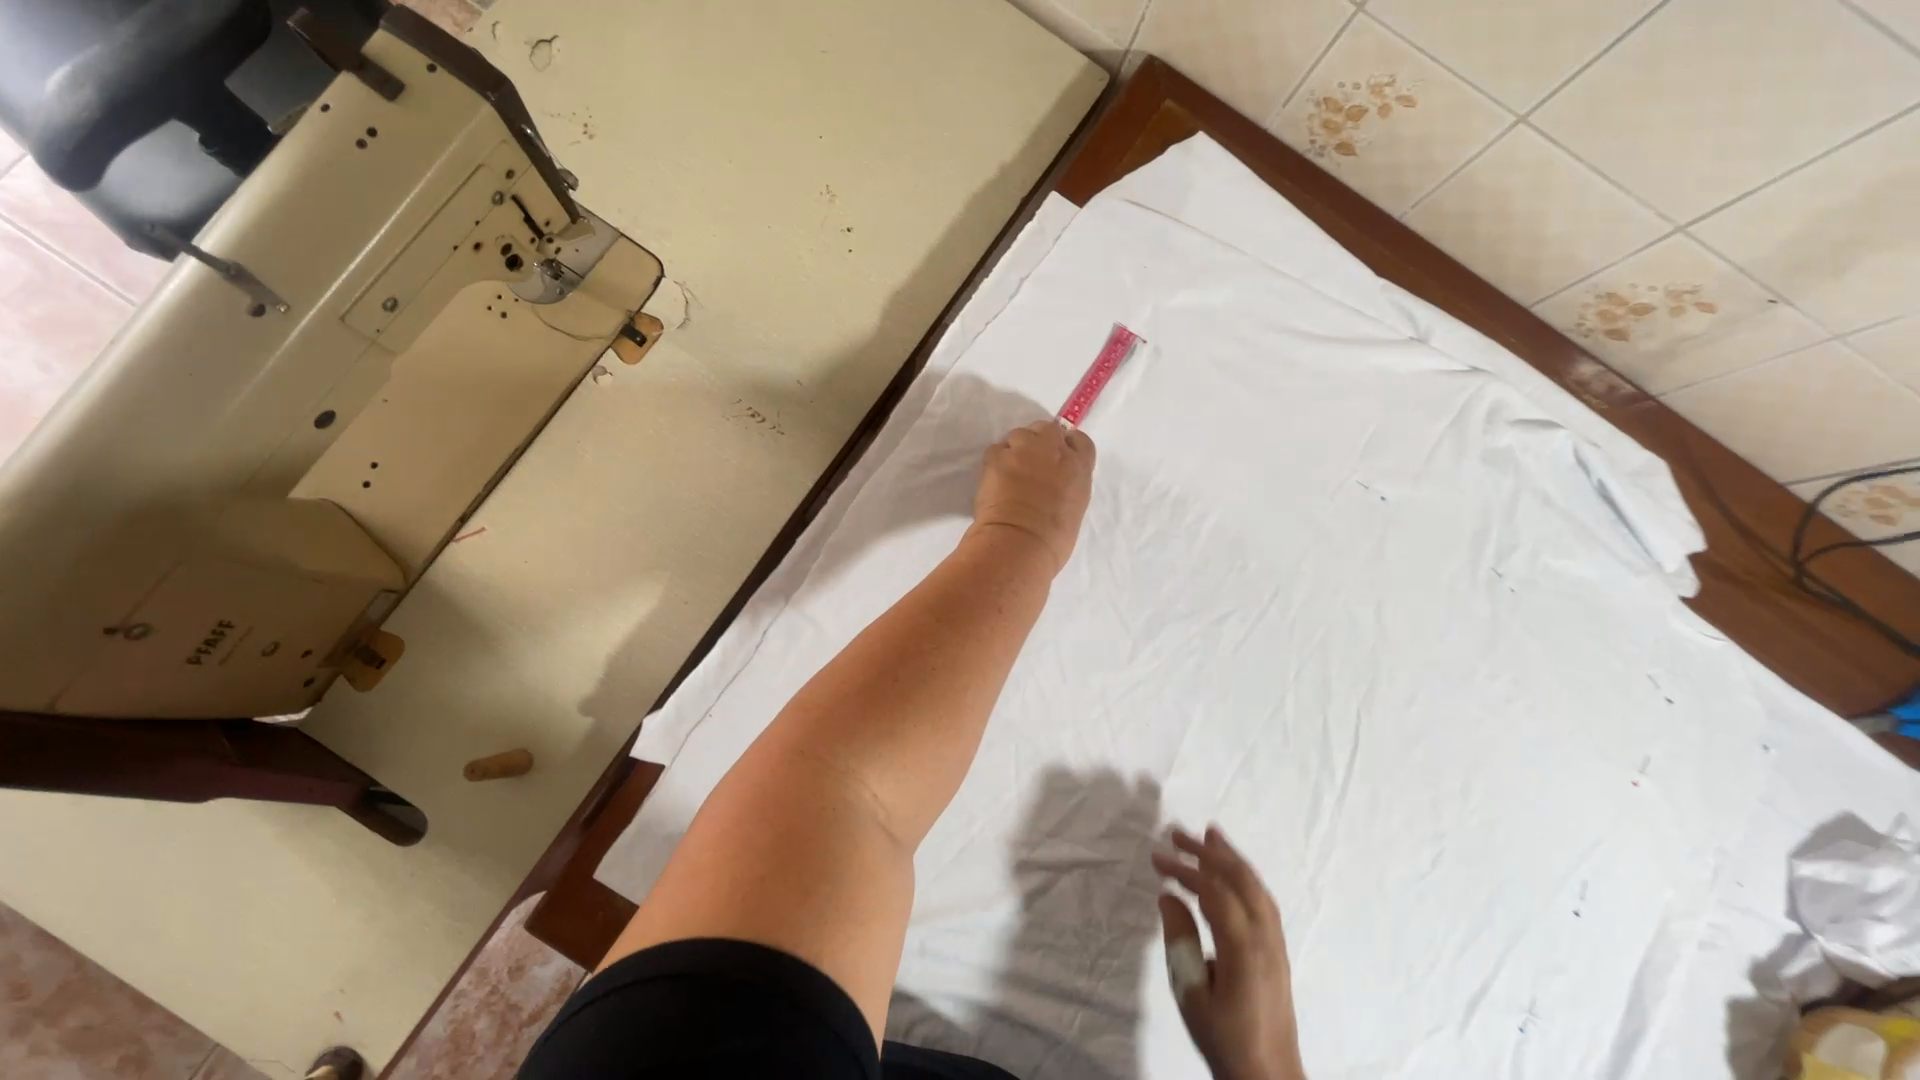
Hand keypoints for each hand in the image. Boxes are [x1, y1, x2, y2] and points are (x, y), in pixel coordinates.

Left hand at [969, 420, 1095, 572]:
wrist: (1021, 543)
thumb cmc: (1053, 539)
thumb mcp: (1074, 507)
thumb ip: (1066, 484)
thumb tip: (1052, 482)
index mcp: (1078, 467)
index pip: (1078, 440)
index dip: (1066, 446)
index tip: (1057, 458)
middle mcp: (1053, 450)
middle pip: (1047, 429)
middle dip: (1039, 442)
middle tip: (1030, 464)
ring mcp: (1024, 450)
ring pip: (1019, 435)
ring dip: (1016, 449)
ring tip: (1010, 473)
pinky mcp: (997, 456)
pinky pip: (996, 450)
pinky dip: (995, 461)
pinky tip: (995, 481)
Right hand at [1153, 826, 1305, 1079]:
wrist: (1269, 1075)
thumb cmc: (1224, 1038)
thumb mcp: (1191, 994)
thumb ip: (1181, 942)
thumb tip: (1168, 896)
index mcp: (1244, 948)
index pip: (1213, 892)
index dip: (1184, 869)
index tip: (1155, 857)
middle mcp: (1266, 938)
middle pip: (1239, 880)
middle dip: (1208, 852)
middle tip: (1177, 832)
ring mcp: (1276, 944)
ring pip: (1256, 888)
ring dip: (1231, 859)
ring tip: (1210, 835)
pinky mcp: (1278, 952)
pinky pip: (1263, 901)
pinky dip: (1245, 878)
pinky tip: (1231, 874)